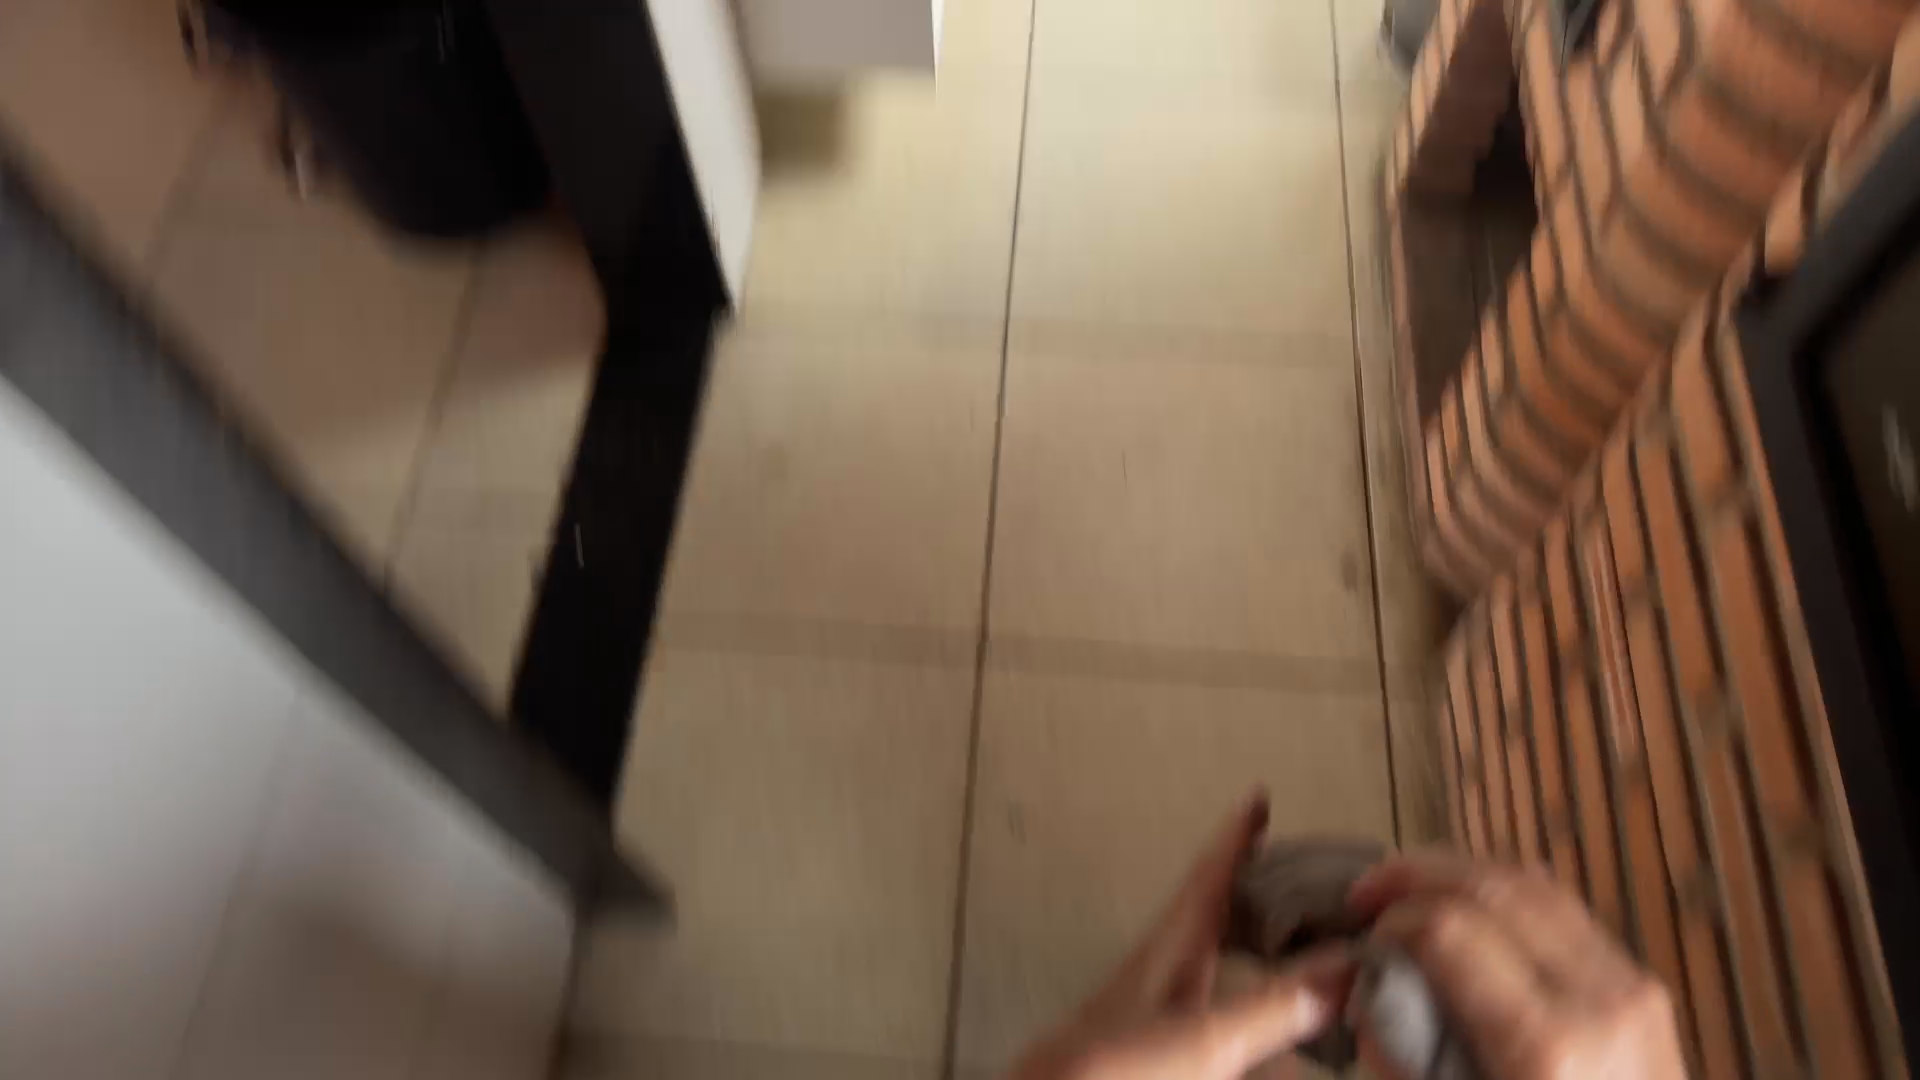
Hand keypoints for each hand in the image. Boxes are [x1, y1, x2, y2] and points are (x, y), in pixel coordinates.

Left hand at [1012, 795, 1355, 1079]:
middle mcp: (1167, 955)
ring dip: (1240, 920)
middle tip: (1284, 857)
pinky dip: (1237, 979)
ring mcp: (1160, 991)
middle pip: (1209, 898)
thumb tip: (1344, 968)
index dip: (1237, 836)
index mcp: (1176, 942)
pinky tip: (1252, 998)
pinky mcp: (1158, 1025)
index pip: (1212, 873)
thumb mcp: (1208, 1039)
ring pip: (1206, 938)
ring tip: (1281, 919)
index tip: (1258, 796)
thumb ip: (1273, 1007)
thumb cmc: (1126, 1060)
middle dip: (1243, 873)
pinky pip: (1207, 983)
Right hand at [1347, 853, 1688, 1079]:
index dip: (1392, 918)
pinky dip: (1496, 887)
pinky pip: (1556, 903)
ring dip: (1450, 871)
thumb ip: (1394, 1046)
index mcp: (1547, 1041)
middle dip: (1410, 875)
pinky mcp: (1640, 981)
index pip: (1448, 927)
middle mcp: (1597, 1000)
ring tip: (1405, 888)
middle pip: (1484, 886)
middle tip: (1366, 892)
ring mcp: (1630, 984)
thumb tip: (1356, 980)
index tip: (1366, 940)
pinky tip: (1462, 900)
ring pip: (1522, 879)